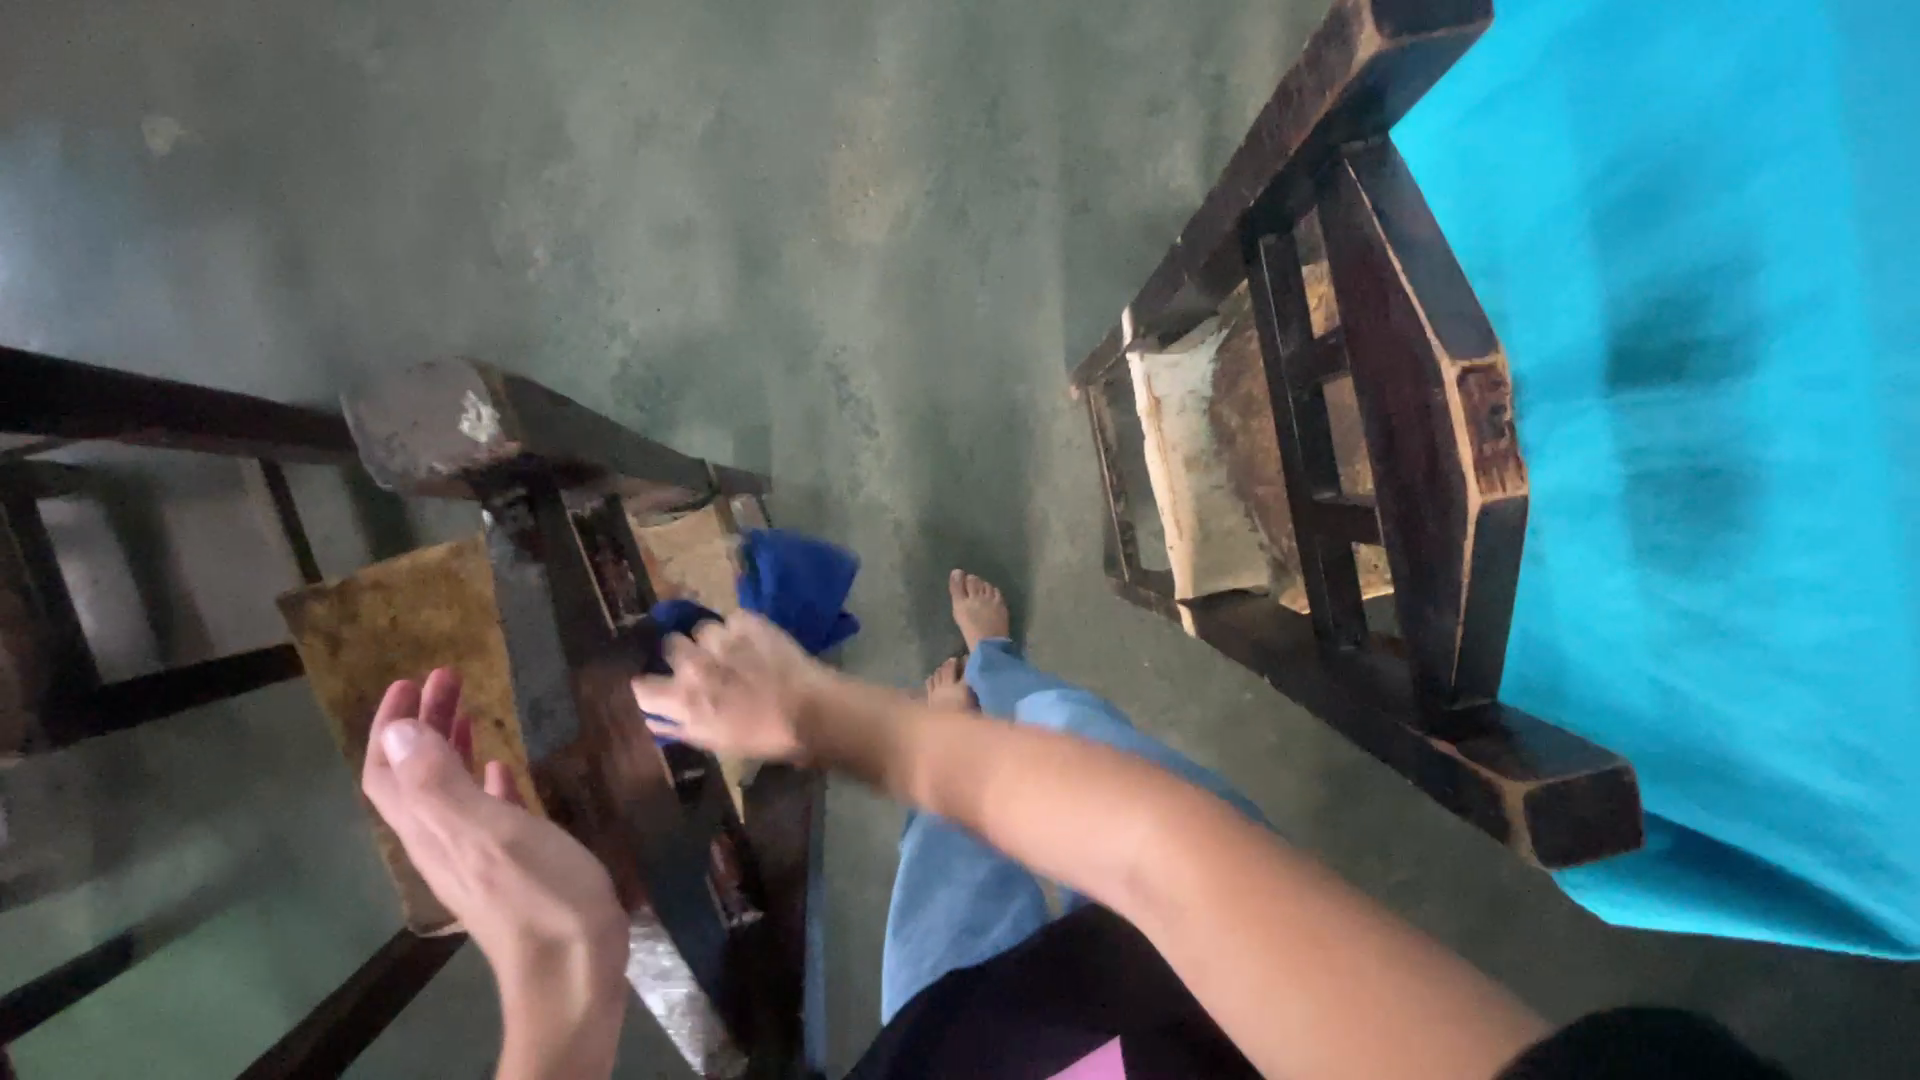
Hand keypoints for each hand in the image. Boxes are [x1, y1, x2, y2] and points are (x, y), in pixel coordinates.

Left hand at [361, 669, 627, 1078]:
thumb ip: (441, 784)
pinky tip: (504, 767)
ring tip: (471, 709)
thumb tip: (395, 730)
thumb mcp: (492, 832)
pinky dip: (484, 779)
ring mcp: (477, 855)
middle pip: (416, 775)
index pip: (389, 771)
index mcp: (433, 829)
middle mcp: (444, 840)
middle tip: (450, 678)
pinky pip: (485, 810)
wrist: (572, 965)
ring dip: (451, 745)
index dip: (391, 725)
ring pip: (448, 790)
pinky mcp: (511, 864)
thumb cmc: (540, 892)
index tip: (412, 680)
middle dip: (423, 724)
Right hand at [630, 612, 833, 760]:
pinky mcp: (747, 621)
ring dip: (714, 639)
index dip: (651, 685)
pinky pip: (733, 618)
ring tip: (736, 651)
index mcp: (682, 700)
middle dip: (683, 653)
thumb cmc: (764, 737)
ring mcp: (720, 639)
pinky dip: (742, 628)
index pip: (640, 685)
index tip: (663, 684)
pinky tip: (757, 641)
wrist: (810, 711)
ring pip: (702, 628)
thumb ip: (680, 726)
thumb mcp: (714, 742)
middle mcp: (693, 665)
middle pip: (669, 644)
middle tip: (705, 664)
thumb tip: (656, 716)